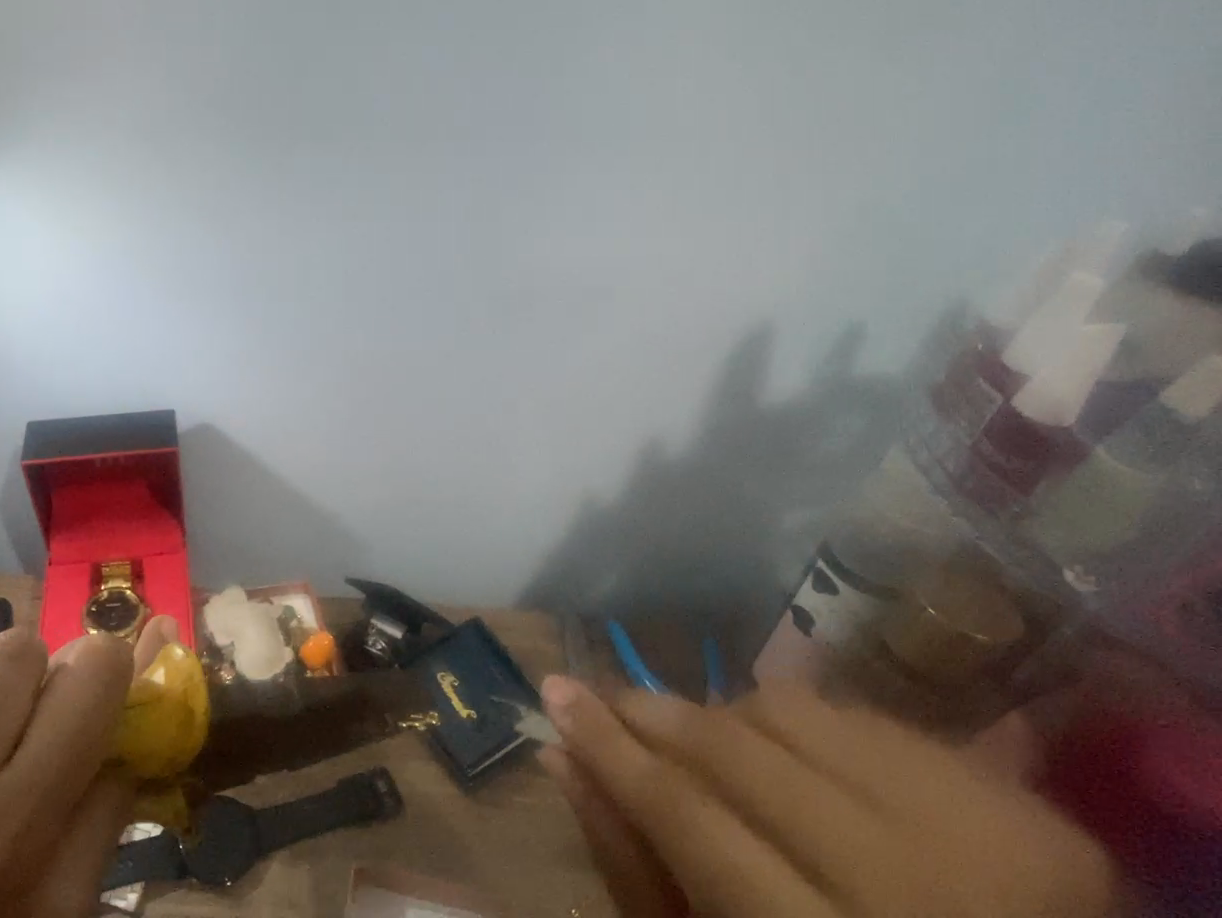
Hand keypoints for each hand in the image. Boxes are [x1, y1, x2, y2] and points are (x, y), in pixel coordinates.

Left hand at [0, 619, 178, 917]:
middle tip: (32, 707)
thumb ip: (90, 824)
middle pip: (88, 675)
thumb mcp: (33, 916)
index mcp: (52, 885)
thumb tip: (132, 713)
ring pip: (8, 656)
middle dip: (70, 672)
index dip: (141, 680)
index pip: (135, 741)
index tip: (144, 647)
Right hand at [537, 677, 1117, 917]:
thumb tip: (562, 756)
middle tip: (607, 698)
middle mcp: (919, 889)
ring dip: (727, 716)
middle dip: (656, 716)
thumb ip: (634, 866)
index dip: (612, 751)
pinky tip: (788, 754)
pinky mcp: (1029, 811)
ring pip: (797, 715)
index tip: (556, 694)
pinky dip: (805, 726)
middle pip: (740, 755)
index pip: (689, 818)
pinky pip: (865, 719)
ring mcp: (987, 841)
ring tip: (704, 738)